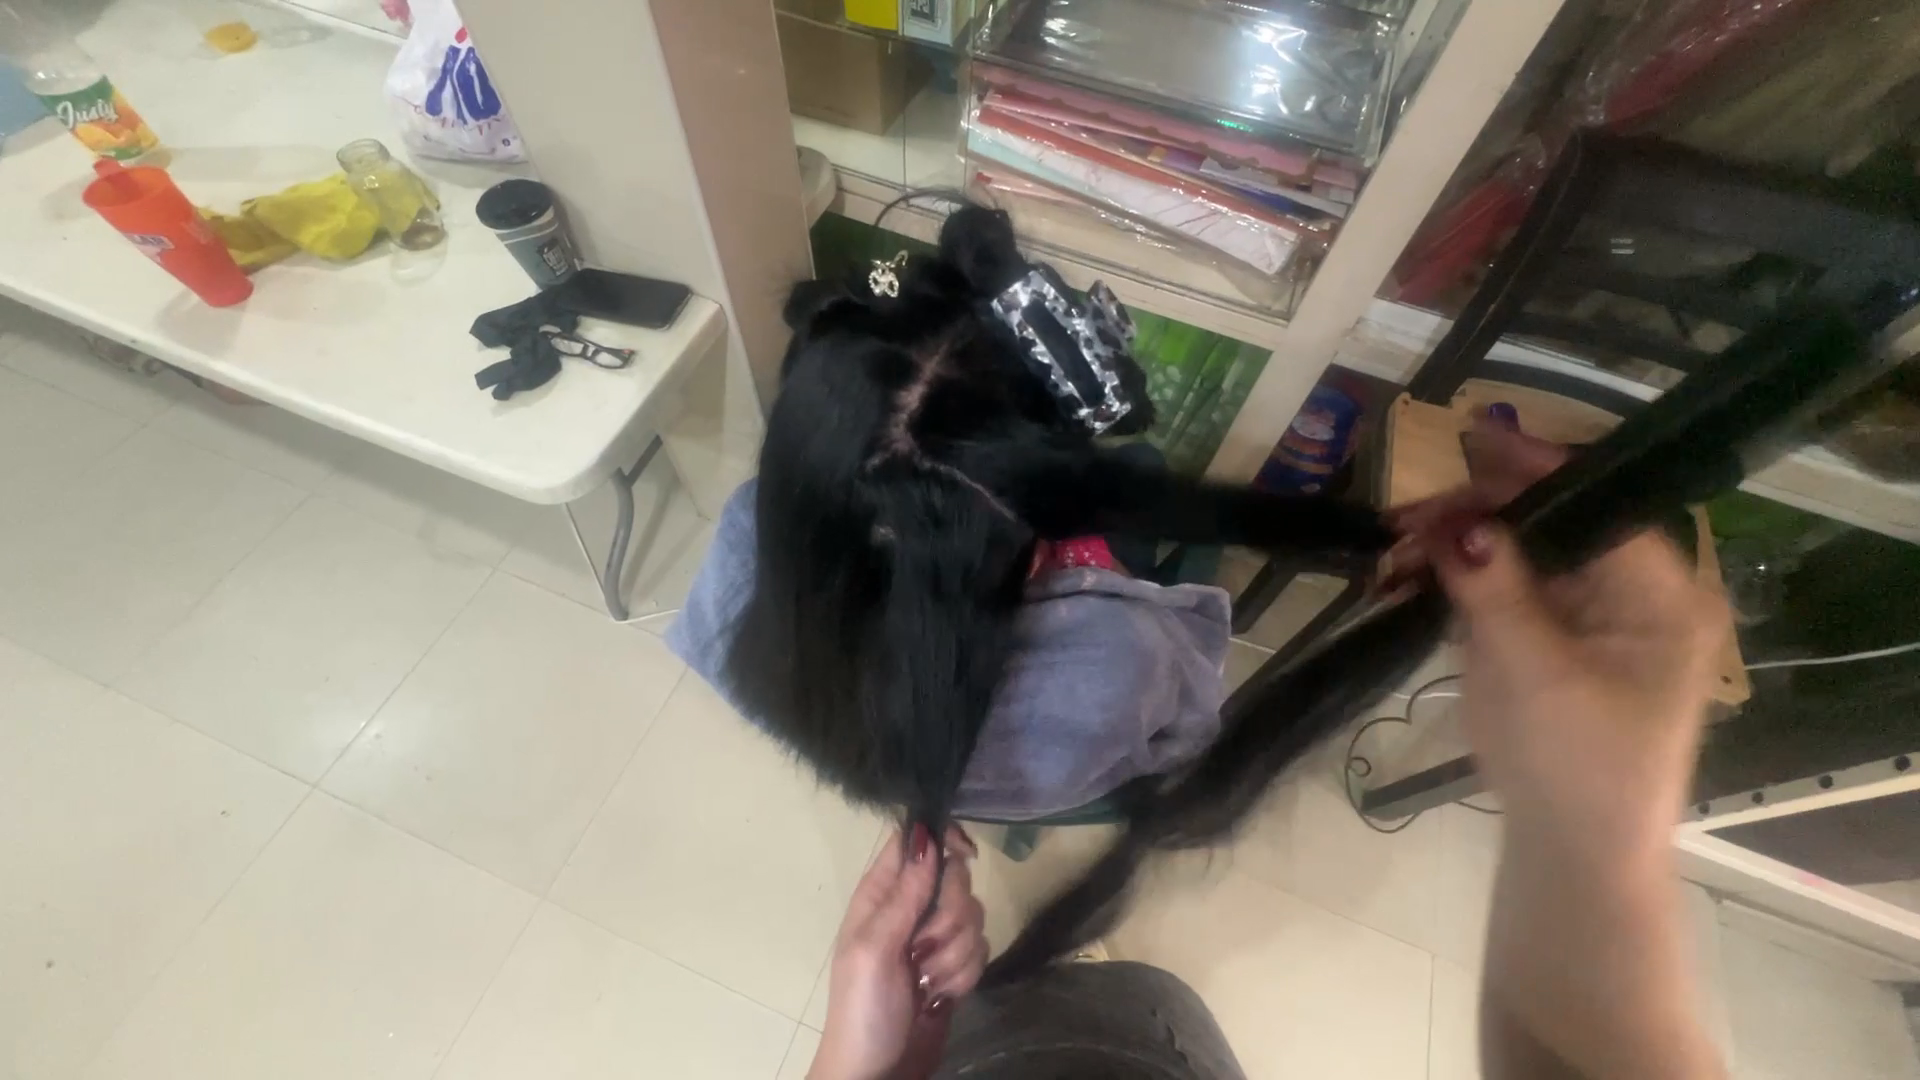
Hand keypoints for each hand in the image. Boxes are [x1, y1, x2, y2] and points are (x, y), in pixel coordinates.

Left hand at [810, 825, 985, 1079]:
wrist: (876, 1075)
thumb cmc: (862, 1008)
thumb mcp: (876, 947)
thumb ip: (905, 892)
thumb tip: (926, 834)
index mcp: (881, 893)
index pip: (915, 841)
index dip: (943, 839)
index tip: (966, 855)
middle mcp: (909, 906)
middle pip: (953, 877)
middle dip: (949, 916)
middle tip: (924, 946)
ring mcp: (933, 936)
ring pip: (972, 914)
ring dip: (954, 953)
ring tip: (925, 980)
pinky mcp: (953, 964)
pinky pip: (980, 948)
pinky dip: (963, 974)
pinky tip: (940, 995)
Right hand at [1395, 421, 1727, 853]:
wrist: (1565, 837)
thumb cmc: (1576, 758)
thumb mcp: (1537, 671)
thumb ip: (1497, 590)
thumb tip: (1456, 522)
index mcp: (1655, 593)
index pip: (1597, 505)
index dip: (1536, 468)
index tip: (1471, 439)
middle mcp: (1619, 589)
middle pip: (1542, 521)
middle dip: (1469, 513)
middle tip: (1401, 521)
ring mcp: (1571, 609)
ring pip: (1504, 548)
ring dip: (1444, 544)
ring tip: (1387, 556)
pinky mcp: (1530, 630)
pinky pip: (1483, 581)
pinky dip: (1440, 575)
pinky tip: (1397, 577)